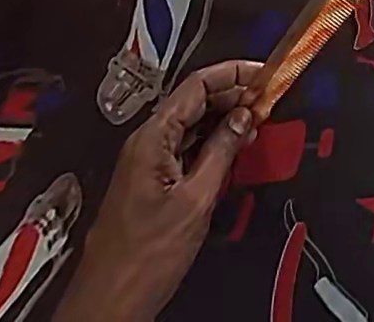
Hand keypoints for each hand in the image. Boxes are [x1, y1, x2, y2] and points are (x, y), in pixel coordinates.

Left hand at [61, 61, 263, 321]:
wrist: (108, 307)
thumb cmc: (141, 262)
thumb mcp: (196, 200)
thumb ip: (222, 151)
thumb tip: (244, 118)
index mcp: (152, 138)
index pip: (197, 85)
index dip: (233, 74)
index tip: (261, 74)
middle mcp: (147, 143)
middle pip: (195, 100)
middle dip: (233, 95)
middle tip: (266, 98)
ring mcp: (148, 161)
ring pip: (193, 123)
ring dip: (226, 118)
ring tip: (257, 120)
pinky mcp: (153, 179)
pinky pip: (187, 146)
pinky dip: (214, 140)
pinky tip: (234, 146)